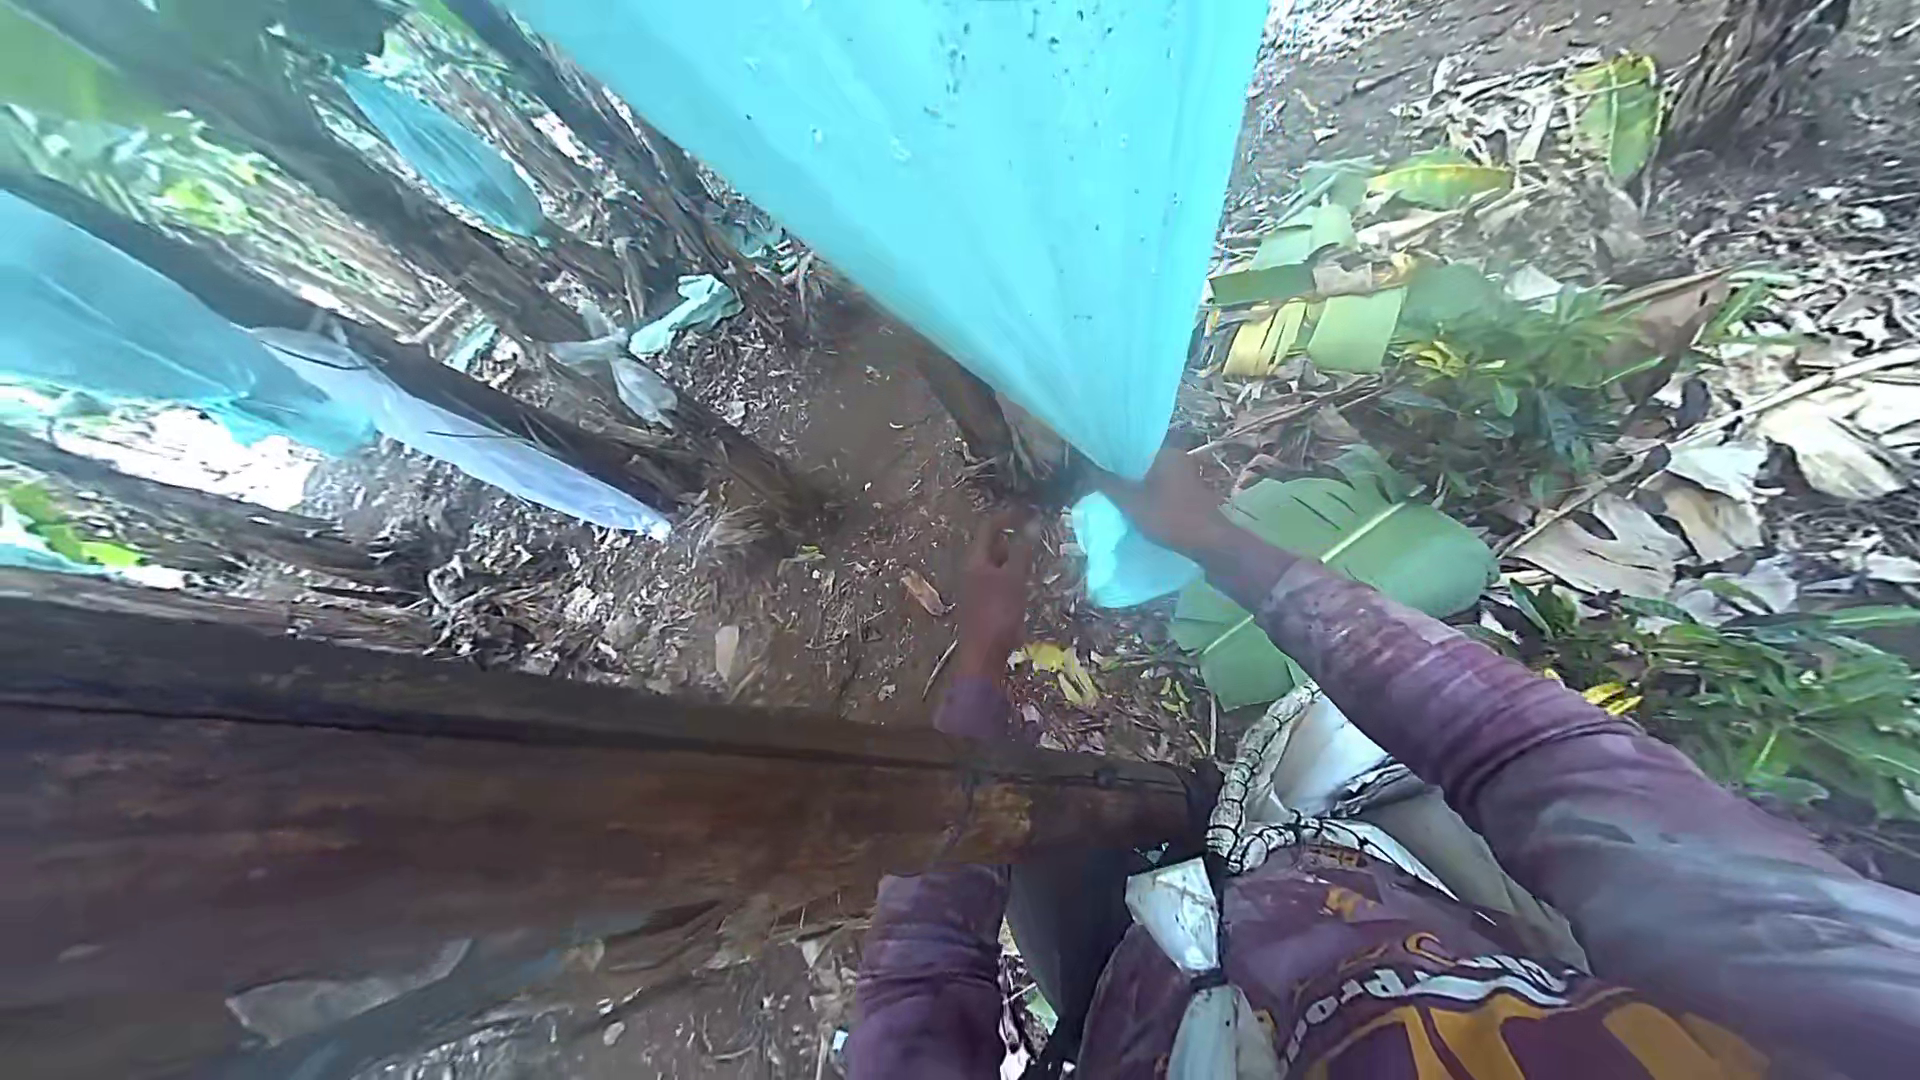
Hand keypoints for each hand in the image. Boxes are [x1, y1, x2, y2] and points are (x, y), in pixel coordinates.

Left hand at [955, 509, 1034, 679]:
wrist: (983, 655)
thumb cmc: (998, 614)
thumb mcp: (1014, 579)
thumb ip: (1023, 551)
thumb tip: (1033, 522)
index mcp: (975, 561)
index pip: (988, 528)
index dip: (1007, 517)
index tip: (1029, 513)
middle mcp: (971, 571)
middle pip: (991, 546)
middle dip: (1013, 540)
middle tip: (1035, 540)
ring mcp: (974, 589)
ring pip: (996, 565)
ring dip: (1014, 560)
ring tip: (1033, 564)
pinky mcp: (981, 604)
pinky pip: (997, 582)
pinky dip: (1011, 578)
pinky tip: (1024, 588)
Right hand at [1096, 443, 1231, 556]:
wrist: (1210, 544)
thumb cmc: (1169, 517)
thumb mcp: (1130, 502)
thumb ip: (1107, 483)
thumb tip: (1085, 466)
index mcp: (1165, 451)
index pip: (1131, 441)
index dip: (1110, 449)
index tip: (1092, 458)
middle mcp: (1178, 457)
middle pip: (1140, 458)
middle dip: (1120, 468)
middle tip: (1097, 476)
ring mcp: (1185, 475)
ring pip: (1149, 473)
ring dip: (1132, 482)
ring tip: (1110, 490)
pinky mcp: (1188, 492)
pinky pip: (1159, 485)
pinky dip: (1145, 491)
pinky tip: (1132, 502)